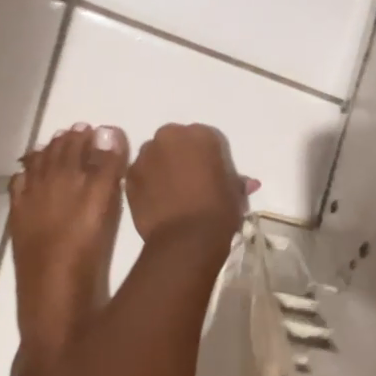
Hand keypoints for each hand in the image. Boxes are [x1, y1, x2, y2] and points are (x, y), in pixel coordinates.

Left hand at [126, 123, 247, 246]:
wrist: (185, 240)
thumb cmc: (218, 213)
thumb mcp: (234, 195)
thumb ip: (235, 181)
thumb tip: (245, 183)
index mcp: (200, 135)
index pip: (206, 139)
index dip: (209, 159)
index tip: (211, 176)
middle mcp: (169, 136)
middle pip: (175, 142)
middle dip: (181, 157)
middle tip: (190, 183)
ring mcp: (145, 156)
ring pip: (154, 157)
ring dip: (162, 169)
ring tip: (171, 195)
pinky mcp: (129, 177)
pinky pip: (140, 175)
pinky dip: (147, 184)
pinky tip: (157, 202)